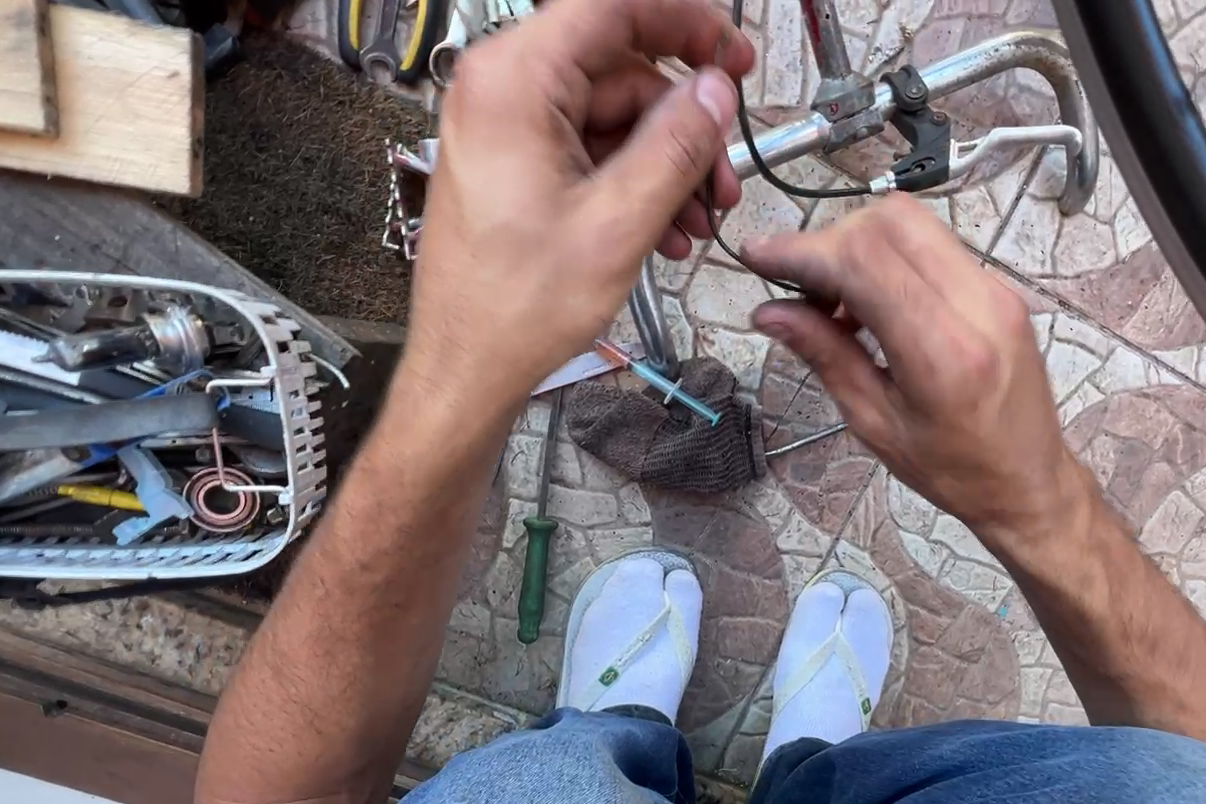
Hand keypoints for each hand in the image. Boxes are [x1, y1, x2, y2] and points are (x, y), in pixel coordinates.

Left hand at [405, 0, 754, 404]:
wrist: (470, 366)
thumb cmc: (521, 306)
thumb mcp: (617, 224)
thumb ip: (674, 147)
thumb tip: (716, 90)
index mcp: (515, 82)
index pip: (613, 8)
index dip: (687, 23)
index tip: (735, 57)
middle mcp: (503, 93)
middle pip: (619, 75)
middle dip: (683, 131)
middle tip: (723, 185)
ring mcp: (508, 133)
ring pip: (611, 123)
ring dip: (665, 170)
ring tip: (697, 227)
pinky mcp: (516, 170)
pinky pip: (590, 158)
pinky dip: (633, 189)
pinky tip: (664, 234)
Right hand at [745, 196, 1084, 549]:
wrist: (1029, 481)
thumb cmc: (952, 471)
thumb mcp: (876, 424)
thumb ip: (826, 357)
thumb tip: (769, 312)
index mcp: (944, 353)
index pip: (864, 261)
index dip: (802, 250)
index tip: (758, 255)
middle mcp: (977, 304)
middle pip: (889, 222)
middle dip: (829, 242)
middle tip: (800, 290)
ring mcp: (996, 289)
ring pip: (912, 224)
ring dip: (857, 246)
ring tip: (834, 303)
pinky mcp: (999, 287)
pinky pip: (932, 246)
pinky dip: (887, 258)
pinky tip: (869, 305)